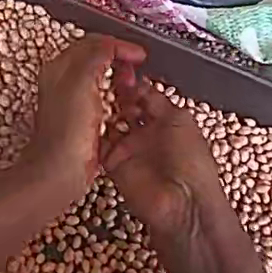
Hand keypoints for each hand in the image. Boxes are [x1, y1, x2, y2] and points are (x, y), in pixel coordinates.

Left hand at [30, 34, 145, 190]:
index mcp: (61, 67)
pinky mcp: (83, 121)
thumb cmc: (67, 129)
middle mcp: (64, 82)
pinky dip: (118, 99)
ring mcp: (73, 102)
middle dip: (120, 62)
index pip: (93, 43)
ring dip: (120, 81)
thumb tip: (112, 46)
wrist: (60, 170)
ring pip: (102, 80)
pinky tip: (124, 109)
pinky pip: (104, 101)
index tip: (139, 55)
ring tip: (131, 89)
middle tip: (134, 72)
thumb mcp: (82, 80)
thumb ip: (96, 55)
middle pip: (98, 59)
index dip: (119, 45)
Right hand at [100, 80, 229, 246]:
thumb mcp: (179, 119)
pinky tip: (82, 115)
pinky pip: (97, 144)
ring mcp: (127, 148)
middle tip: (97, 79)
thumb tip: (136, 82)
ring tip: (88, 93)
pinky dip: (89, 131)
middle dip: (112, 95)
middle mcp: (144, 133)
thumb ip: (155, 100)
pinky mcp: (111, 164)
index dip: (130, 84)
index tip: (115, 69)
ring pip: (108, 124)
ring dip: (100, 110)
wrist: (183, 203)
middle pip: (122, 108)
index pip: (142, 97)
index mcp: (165, 121)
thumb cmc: (189, 159)